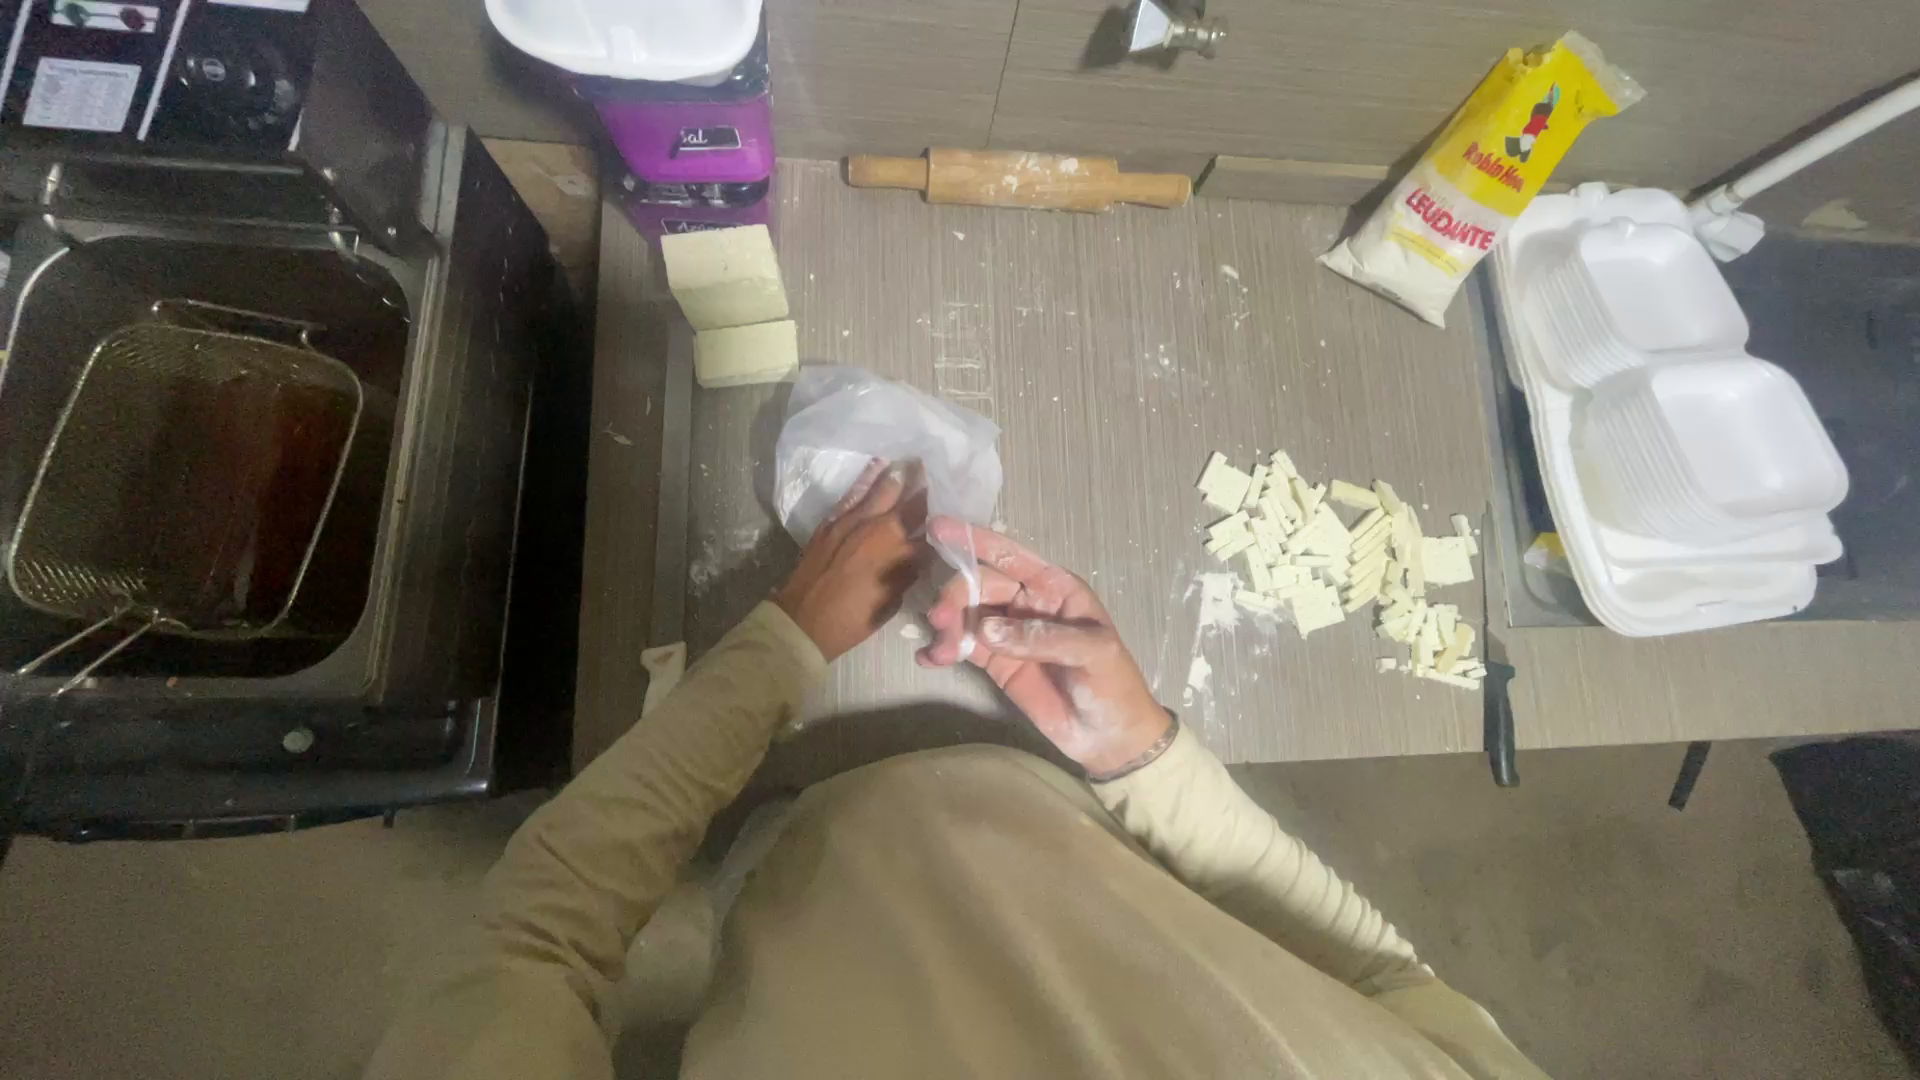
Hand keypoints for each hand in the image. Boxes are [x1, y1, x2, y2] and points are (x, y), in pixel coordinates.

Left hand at [775, 459, 929, 661]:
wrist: (803, 621)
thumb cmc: (852, 620)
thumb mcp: (891, 602)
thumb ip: (907, 573)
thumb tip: (920, 554)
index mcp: (900, 554)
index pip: (931, 531)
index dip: (944, 521)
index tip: (954, 507)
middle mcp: (882, 531)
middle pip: (912, 503)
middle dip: (927, 487)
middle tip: (939, 469)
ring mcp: (855, 521)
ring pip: (883, 490)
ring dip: (901, 475)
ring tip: (914, 459)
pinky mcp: (834, 520)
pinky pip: (854, 493)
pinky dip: (868, 477)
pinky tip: (879, 464)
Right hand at [916, 517, 1171, 777]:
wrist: (1109, 738)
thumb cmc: (1112, 684)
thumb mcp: (1092, 653)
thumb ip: (1041, 637)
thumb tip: (986, 629)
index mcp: (1054, 587)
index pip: (1009, 556)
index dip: (975, 541)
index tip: (938, 529)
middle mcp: (1025, 602)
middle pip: (979, 585)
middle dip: (956, 595)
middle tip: (940, 619)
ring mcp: (1006, 632)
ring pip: (965, 614)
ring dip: (946, 625)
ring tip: (941, 650)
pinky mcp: (994, 662)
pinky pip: (961, 646)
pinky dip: (941, 648)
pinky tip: (929, 658)